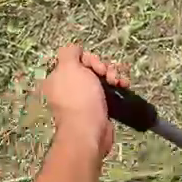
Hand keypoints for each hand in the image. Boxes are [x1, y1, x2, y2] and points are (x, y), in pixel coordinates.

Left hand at [39, 44, 128, 159]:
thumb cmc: (79, 98)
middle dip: (103, 67)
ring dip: (113, 75)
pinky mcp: (98, 106)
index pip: (76, 58)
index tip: (95, 67)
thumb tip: (76, 51)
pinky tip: (124, 86)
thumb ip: (69, 52)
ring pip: (101, 77)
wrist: (90, 130)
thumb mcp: (69, 67)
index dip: (88, 59)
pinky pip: (108, 89)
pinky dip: (117, 86)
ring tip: (119, 83)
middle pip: (90, 67)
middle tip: (107, 76)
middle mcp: (69, 87)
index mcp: (58, 78)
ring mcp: (84, 98)